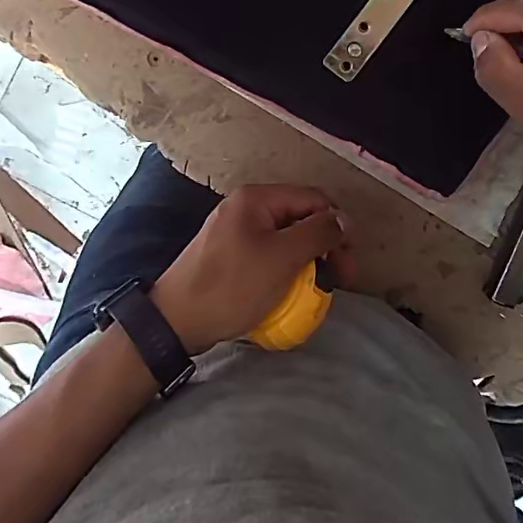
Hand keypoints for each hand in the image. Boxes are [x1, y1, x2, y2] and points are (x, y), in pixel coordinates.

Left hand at [150, 185, 352, 354]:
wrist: (174, 323)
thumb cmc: (231, 286)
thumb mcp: (282, 258)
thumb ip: (319, 233)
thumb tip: (345, 220)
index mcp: (257, 199)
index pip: (314, 199)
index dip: (337, 225)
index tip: (348, 259)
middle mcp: (246, 207)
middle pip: (301, 217)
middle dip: (325, 246)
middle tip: (340, 278)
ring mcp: (236, 230)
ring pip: (288, 237)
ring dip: (309, 260)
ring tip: (319, 287)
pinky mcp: (230, 254)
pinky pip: (270, 253)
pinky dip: (288, 269)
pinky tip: (293, 289)